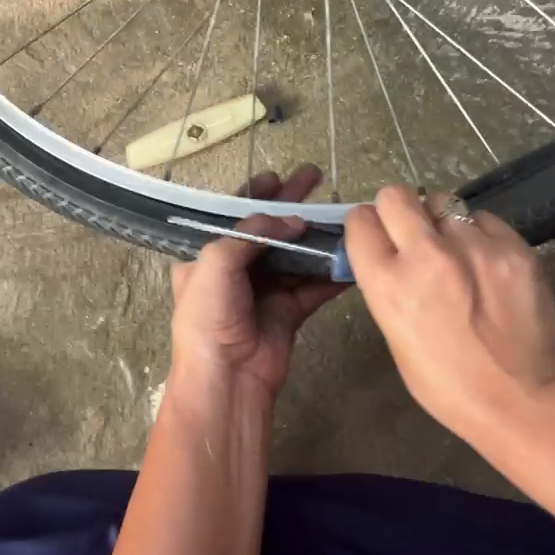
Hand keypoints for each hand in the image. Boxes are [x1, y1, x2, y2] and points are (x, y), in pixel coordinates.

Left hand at [169, 165, 349, 399]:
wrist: (226, 377)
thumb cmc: (208, 316)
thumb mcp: (215, 263)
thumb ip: (251, 233)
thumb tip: (293, 220)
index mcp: (205, 257)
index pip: (230, 218)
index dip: (253, 195)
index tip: (276, 177)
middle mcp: (233, 271)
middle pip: (267, 231)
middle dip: (290, 205)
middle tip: (314, 178)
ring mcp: (262, 291)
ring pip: (294, 255)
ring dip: (315, 236)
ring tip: (340, 212)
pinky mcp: (288, 312)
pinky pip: (312, 285)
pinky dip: (330, 273)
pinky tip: (349, 255)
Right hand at [344, 185, 554, 436]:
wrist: (523, 400)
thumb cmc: (446, 381)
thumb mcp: (394, 333)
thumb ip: (387, 283)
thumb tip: (389, 251)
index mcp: (387, 283)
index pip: (360, 220)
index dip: (367, 226)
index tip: (377, 237)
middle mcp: (426, 255)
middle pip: (396, 195)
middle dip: (399, 209)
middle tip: (413, 232)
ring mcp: (473, 247)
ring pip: (444, 201)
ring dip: (442, 220)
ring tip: (455, 249)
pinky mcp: (513, 248)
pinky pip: (484, 219)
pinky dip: (479, 233)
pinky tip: (486, 262)